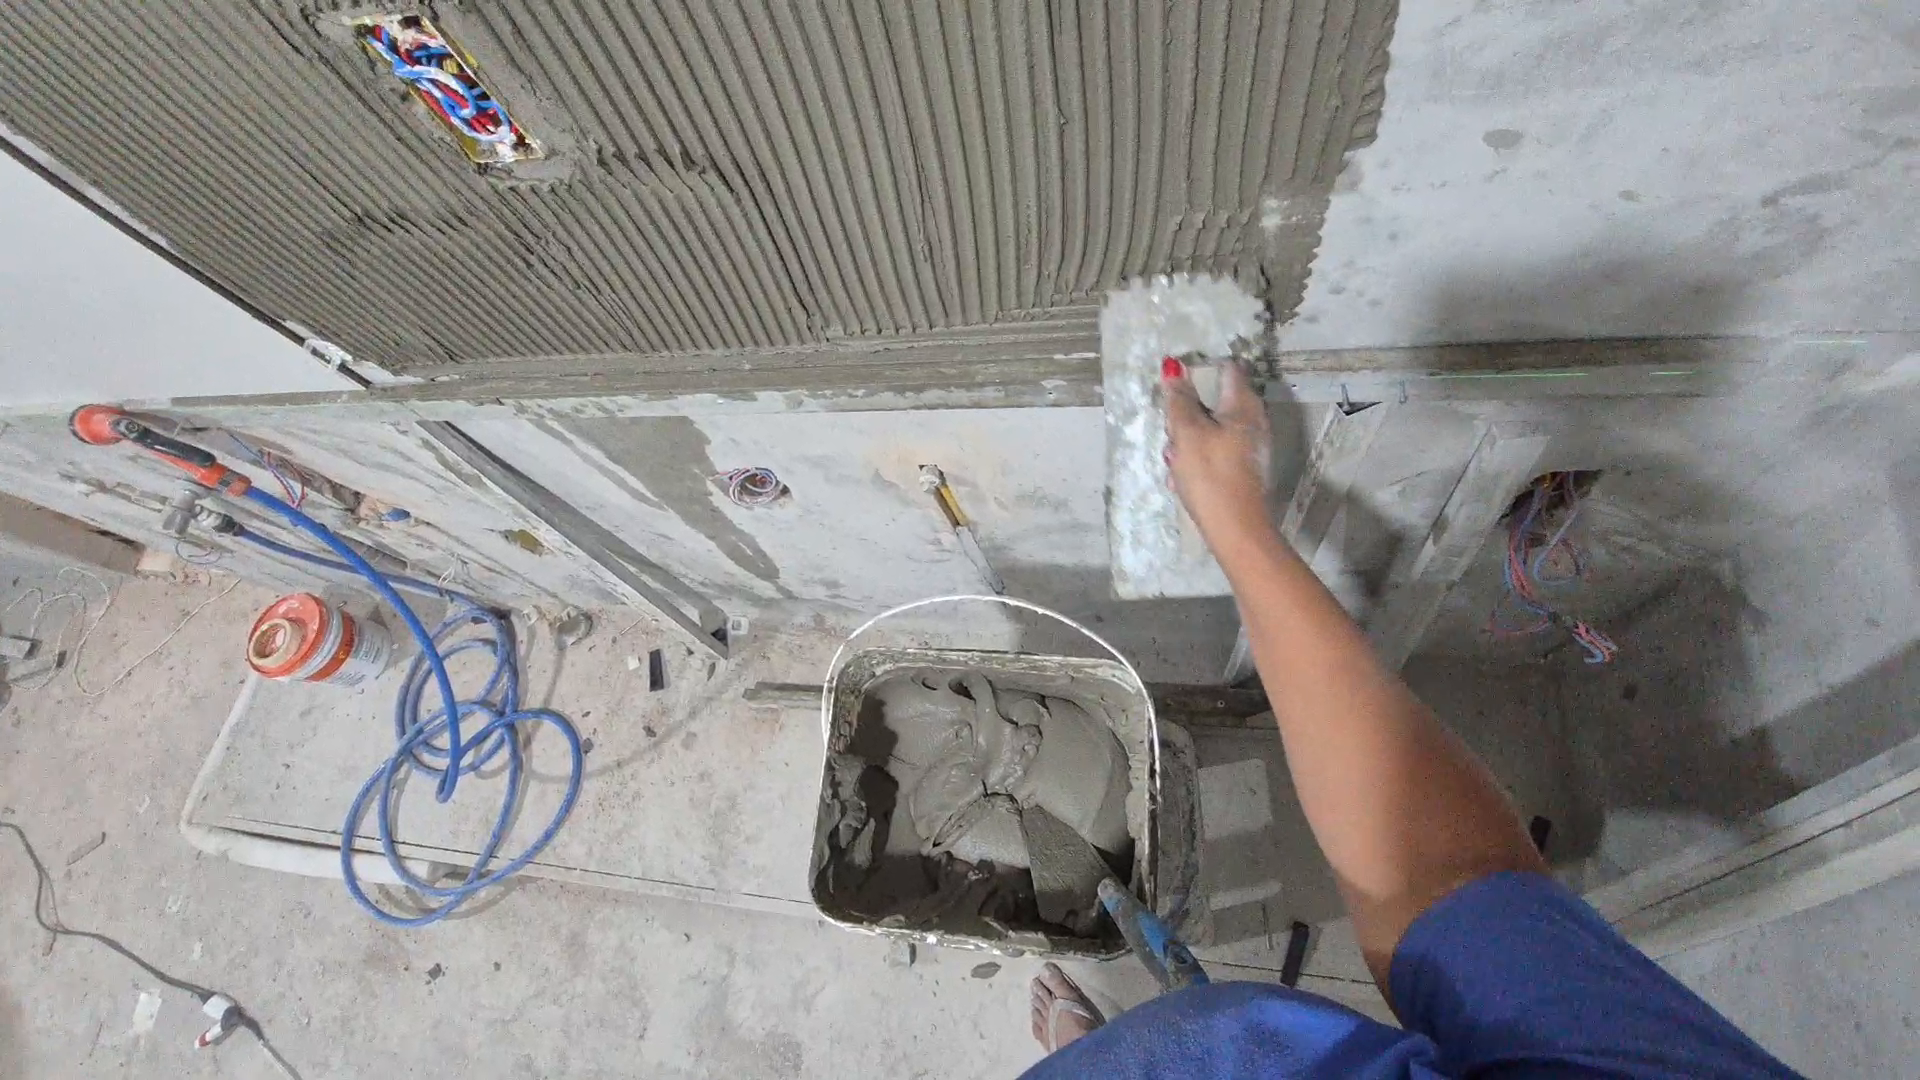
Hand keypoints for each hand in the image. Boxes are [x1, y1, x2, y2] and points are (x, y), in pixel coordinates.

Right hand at [1163, 357, 1274, 547]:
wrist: (1235, 527)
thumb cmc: (1210, 474)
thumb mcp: (1187, 433)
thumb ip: (1179, 400)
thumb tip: (1174, 367)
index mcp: (1244, 404)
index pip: (1227, 369)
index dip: (1201, 371)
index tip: (1177, 385)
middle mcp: (1253, 420)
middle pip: (1214, 403)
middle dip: (1187, 415)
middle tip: (1171, 433)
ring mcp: (1250, 446)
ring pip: (1210, 431)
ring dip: (1187, 442)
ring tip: (1174, 461)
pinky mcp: (1243, 469)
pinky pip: (1215, 454)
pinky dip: (1197, 461)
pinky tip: (1183, 479)